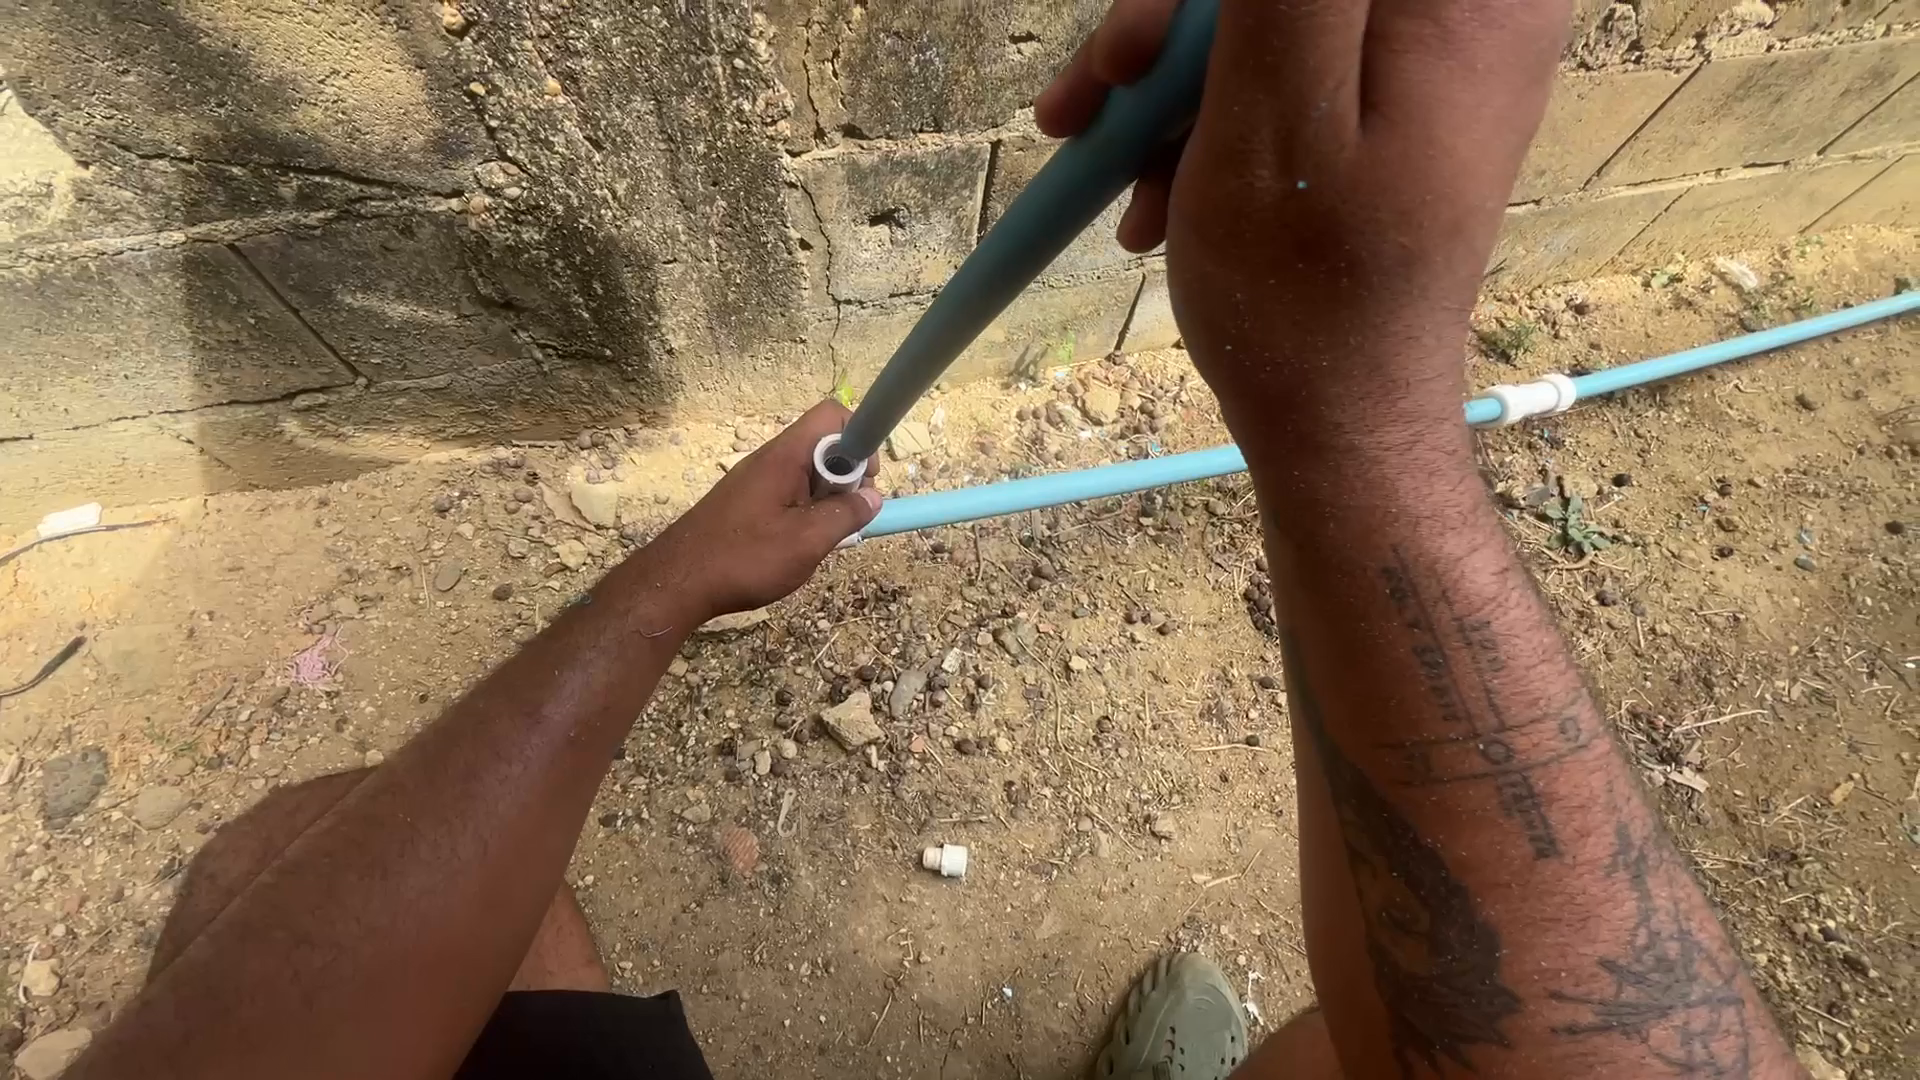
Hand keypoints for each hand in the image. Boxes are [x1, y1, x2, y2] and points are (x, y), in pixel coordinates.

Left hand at [650, 401, 879, 619]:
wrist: (677, 583)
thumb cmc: (745, 558)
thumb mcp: (807, 541)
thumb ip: (846, 516)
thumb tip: (872, 498)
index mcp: (785, 456)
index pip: (832, 416)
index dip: (859, 439)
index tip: (865, 479)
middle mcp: (770, 460)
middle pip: (823, 446)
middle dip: (847, 477)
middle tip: (846, 517)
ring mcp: (756, 481)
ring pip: (808, 474)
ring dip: (827, 500)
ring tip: (822, 538)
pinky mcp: (747, 503)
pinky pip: (789, 494)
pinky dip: (805, 513)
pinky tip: (798, 546)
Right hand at [1037, 0, 1569, 449]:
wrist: (1337, 418)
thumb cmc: (1298, 296)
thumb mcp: (1272, 121)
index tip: (1132, 55)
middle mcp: (1464, 12)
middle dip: (1170, 44)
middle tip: (1087, 107)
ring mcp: (1429, 71)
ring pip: (1269, 35)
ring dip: (1174, 105)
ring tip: (1126, 196)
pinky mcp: (1391, 124)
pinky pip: (1285, 91)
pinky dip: (1211, 138)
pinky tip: (1163, 204)